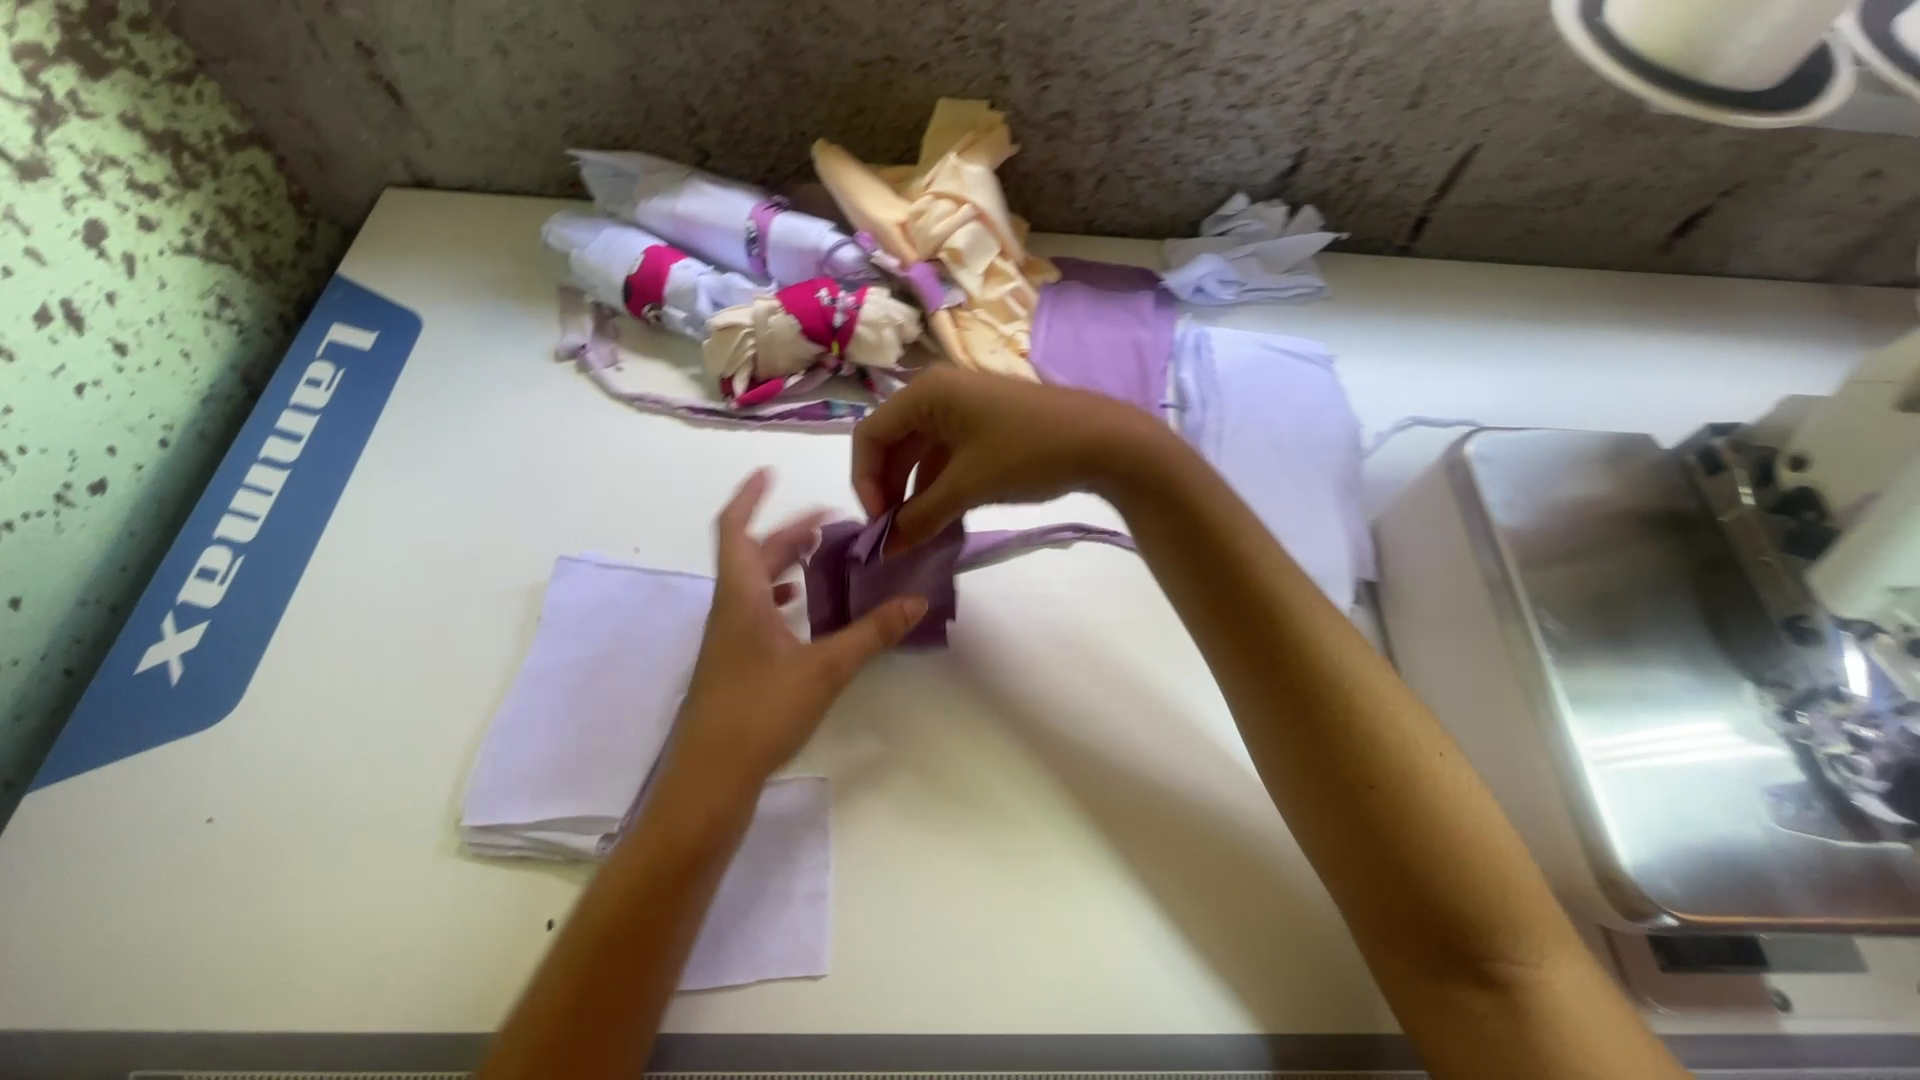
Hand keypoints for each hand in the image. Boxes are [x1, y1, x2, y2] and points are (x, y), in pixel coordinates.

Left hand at [666, 470, 927, 791]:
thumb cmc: (761, 712)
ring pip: (753, 584)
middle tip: (831, 524)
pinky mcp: (732, 665)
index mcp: (741, 597)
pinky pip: (755, 612)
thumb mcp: (825, 669)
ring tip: (822, 559)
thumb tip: (915, 600)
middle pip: (752, 554)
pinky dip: (779, 599)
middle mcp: (728, 610)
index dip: (749, 497)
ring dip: (783, 564)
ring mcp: (727, 640)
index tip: (770, 472)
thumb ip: (872, 633)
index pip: (734, 529)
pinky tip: (803, 613)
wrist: (711, 777)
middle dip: (788, 533)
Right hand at [851, 366, 1174, 549]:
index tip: (879, 526)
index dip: (865, 482)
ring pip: (919, 455)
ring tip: (916, 536)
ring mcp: (963, 409)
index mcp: (926, 392)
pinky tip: (941, 522)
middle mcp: (937, 393)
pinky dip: (938, 489)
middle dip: (888, 491)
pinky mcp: (984, 427)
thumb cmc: (1029, 453)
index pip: (870, 436)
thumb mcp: (968, 486)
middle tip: (893, 536)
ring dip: (913, 495)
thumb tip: (887, 549)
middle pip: (892, 445)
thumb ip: (920, 517)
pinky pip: (945, 458)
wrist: (1106, 442)